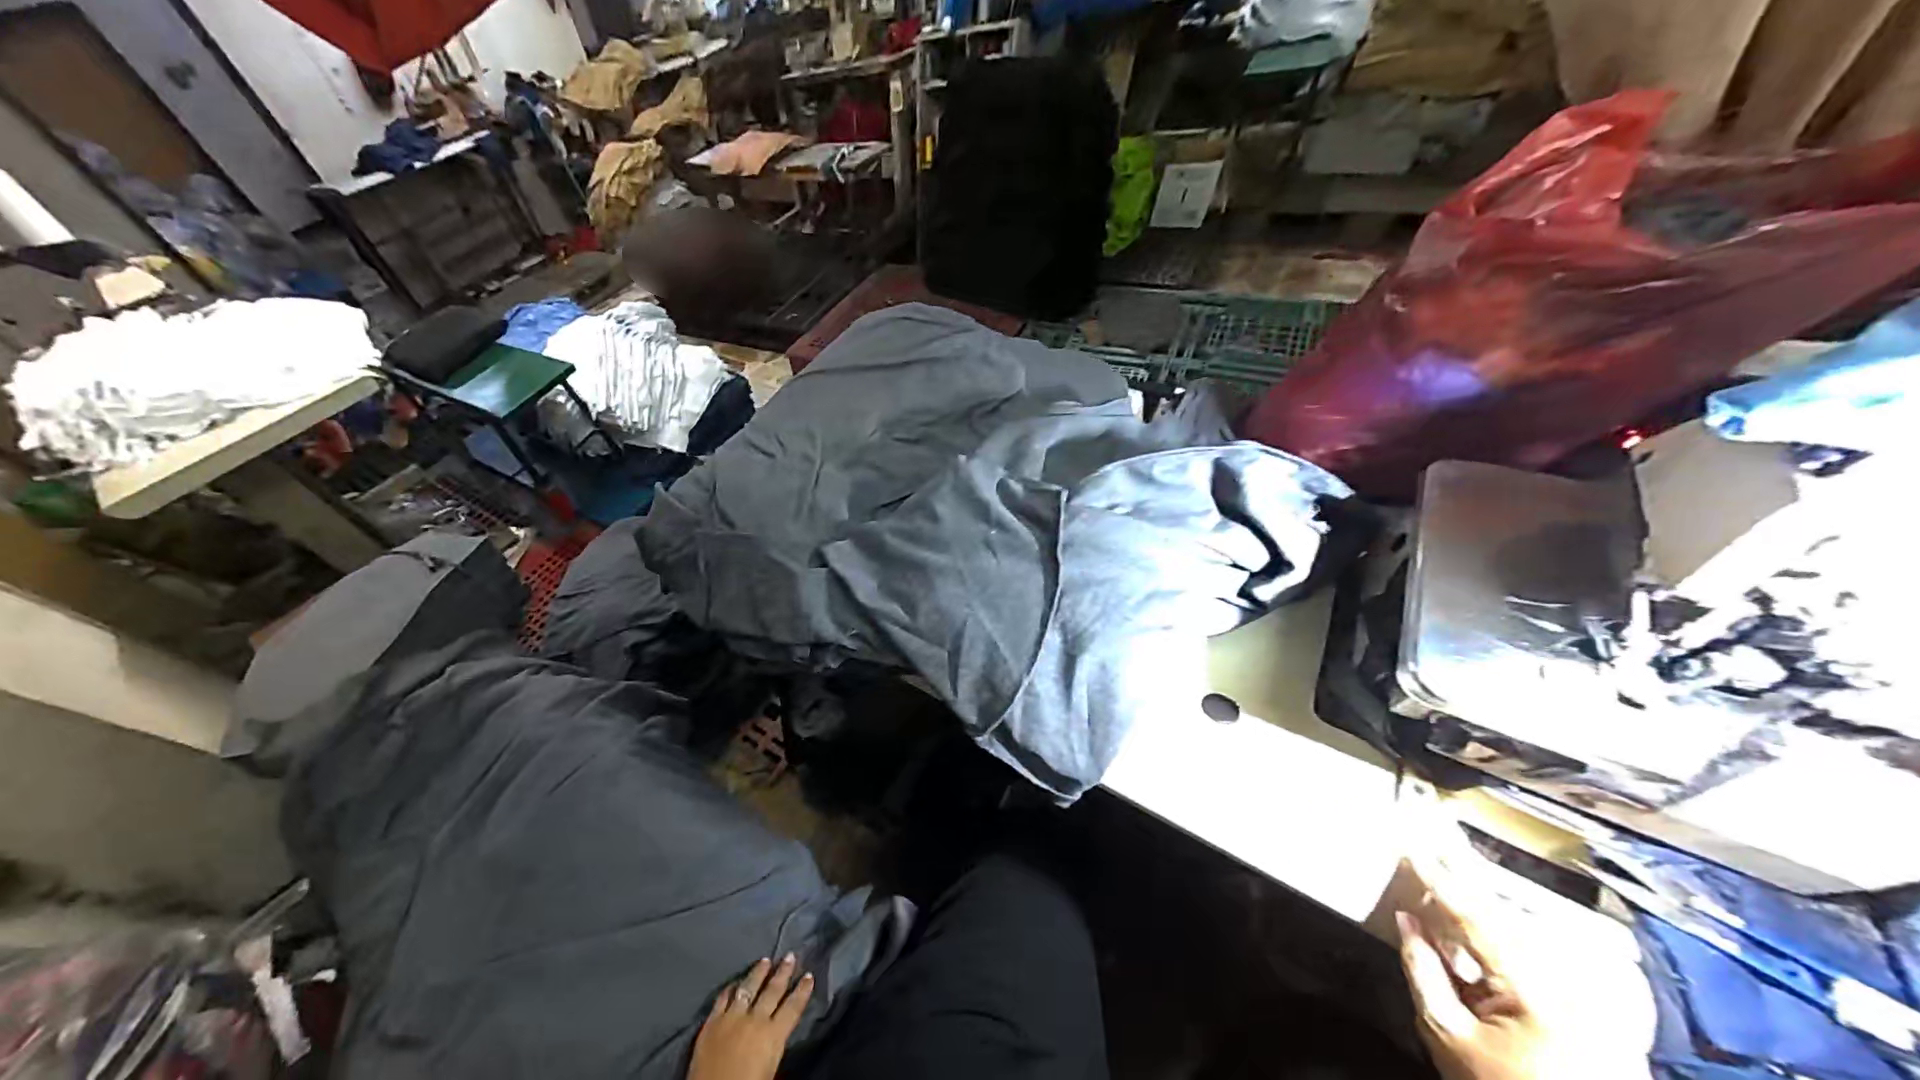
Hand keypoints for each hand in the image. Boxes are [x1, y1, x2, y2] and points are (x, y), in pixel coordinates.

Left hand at [687, 954, 814, 1079]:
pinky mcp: (712, 1022)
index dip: (802, 991)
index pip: (793, 1006)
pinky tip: (735, 983)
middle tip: (790, 956)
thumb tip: (778, 1032)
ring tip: (764, 961)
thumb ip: (775, 1044)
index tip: (808, 975)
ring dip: (758, 972)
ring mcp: (732, 1017)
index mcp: (773, 1034)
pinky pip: (723, 998)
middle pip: (772, 990)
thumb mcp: (771, 1068)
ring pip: (748, 987)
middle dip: (783, 972)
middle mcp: (755, 1019)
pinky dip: (731, 988)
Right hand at [1394, 864, 1654, 1079]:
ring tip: (1452, 876)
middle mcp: (1575, 986)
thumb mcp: (1448, 1037)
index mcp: (1539, 991)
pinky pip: (1547, 953)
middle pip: (1509, 916)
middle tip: (1437, 845)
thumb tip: (1408, 925)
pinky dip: (1511, 932)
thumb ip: (1422, 973)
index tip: (1415, 850)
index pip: (1478, 919)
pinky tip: (1484, 923)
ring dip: (1487, 905)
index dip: (1441, 882)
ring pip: (1529, 931)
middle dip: (1467, 881)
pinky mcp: (1601, 1011)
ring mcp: (1593, 998)